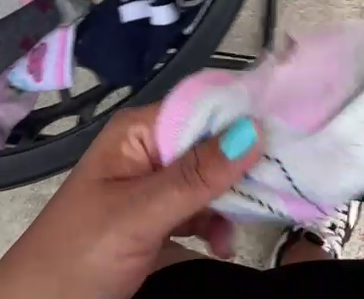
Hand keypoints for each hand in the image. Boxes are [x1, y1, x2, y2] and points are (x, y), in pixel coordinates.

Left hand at [0, 103, 261, 298]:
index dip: (241, 111)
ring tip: (258, 213)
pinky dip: (216, 226)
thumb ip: (195, 176)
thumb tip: (253, 129)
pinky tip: (224, 244)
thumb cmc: (75, 258)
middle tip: (285, 174)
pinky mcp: (155, 225)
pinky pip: (199, 212)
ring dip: (232, 197)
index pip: (199, 105)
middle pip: (208, 143)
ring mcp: (152, 190)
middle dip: (243, 159)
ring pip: (209, 180)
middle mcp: (148, 152)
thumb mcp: (138, 215)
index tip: (288, 122)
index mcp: (138, 133)